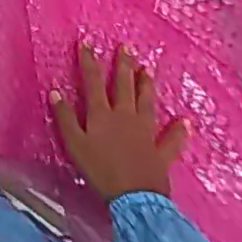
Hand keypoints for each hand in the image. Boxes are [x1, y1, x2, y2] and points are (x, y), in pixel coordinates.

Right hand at [50, 44, 191, 201]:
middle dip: (124, 65)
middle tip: (126, 47)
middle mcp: (125, 116)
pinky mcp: (161, 151)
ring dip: (147, 86)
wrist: (134, 198)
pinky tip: (185, 121)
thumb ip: (65, 117)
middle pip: (124, 86)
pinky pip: (172, 138)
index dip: (89, 61)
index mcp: (102, 114)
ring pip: (147, 103)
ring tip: (147, 70)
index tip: (87, 43)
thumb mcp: (74, 144)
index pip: (94, 81)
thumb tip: (56, 92)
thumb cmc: (99, 169)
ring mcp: (146, 132)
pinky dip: (179, 130)